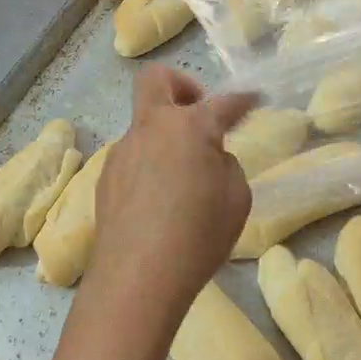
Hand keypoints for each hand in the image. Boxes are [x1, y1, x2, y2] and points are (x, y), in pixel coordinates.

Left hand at [88, 64, 257, 309]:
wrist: (137, 279)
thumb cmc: (197, 237)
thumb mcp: (236, 199)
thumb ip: (225, 165)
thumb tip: (208, 157)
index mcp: (189, 127)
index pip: (224, 103)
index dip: (243, 100)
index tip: (255, 99)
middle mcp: (151, 128)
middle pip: (156, 80)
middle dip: (182, 85)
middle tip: (199, 111)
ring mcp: (122, 151)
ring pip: (144, 124)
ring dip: (166, 135)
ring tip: (185, 176)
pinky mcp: (105, 178)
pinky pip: (134, 157)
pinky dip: (151, 164)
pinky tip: (162, 201)